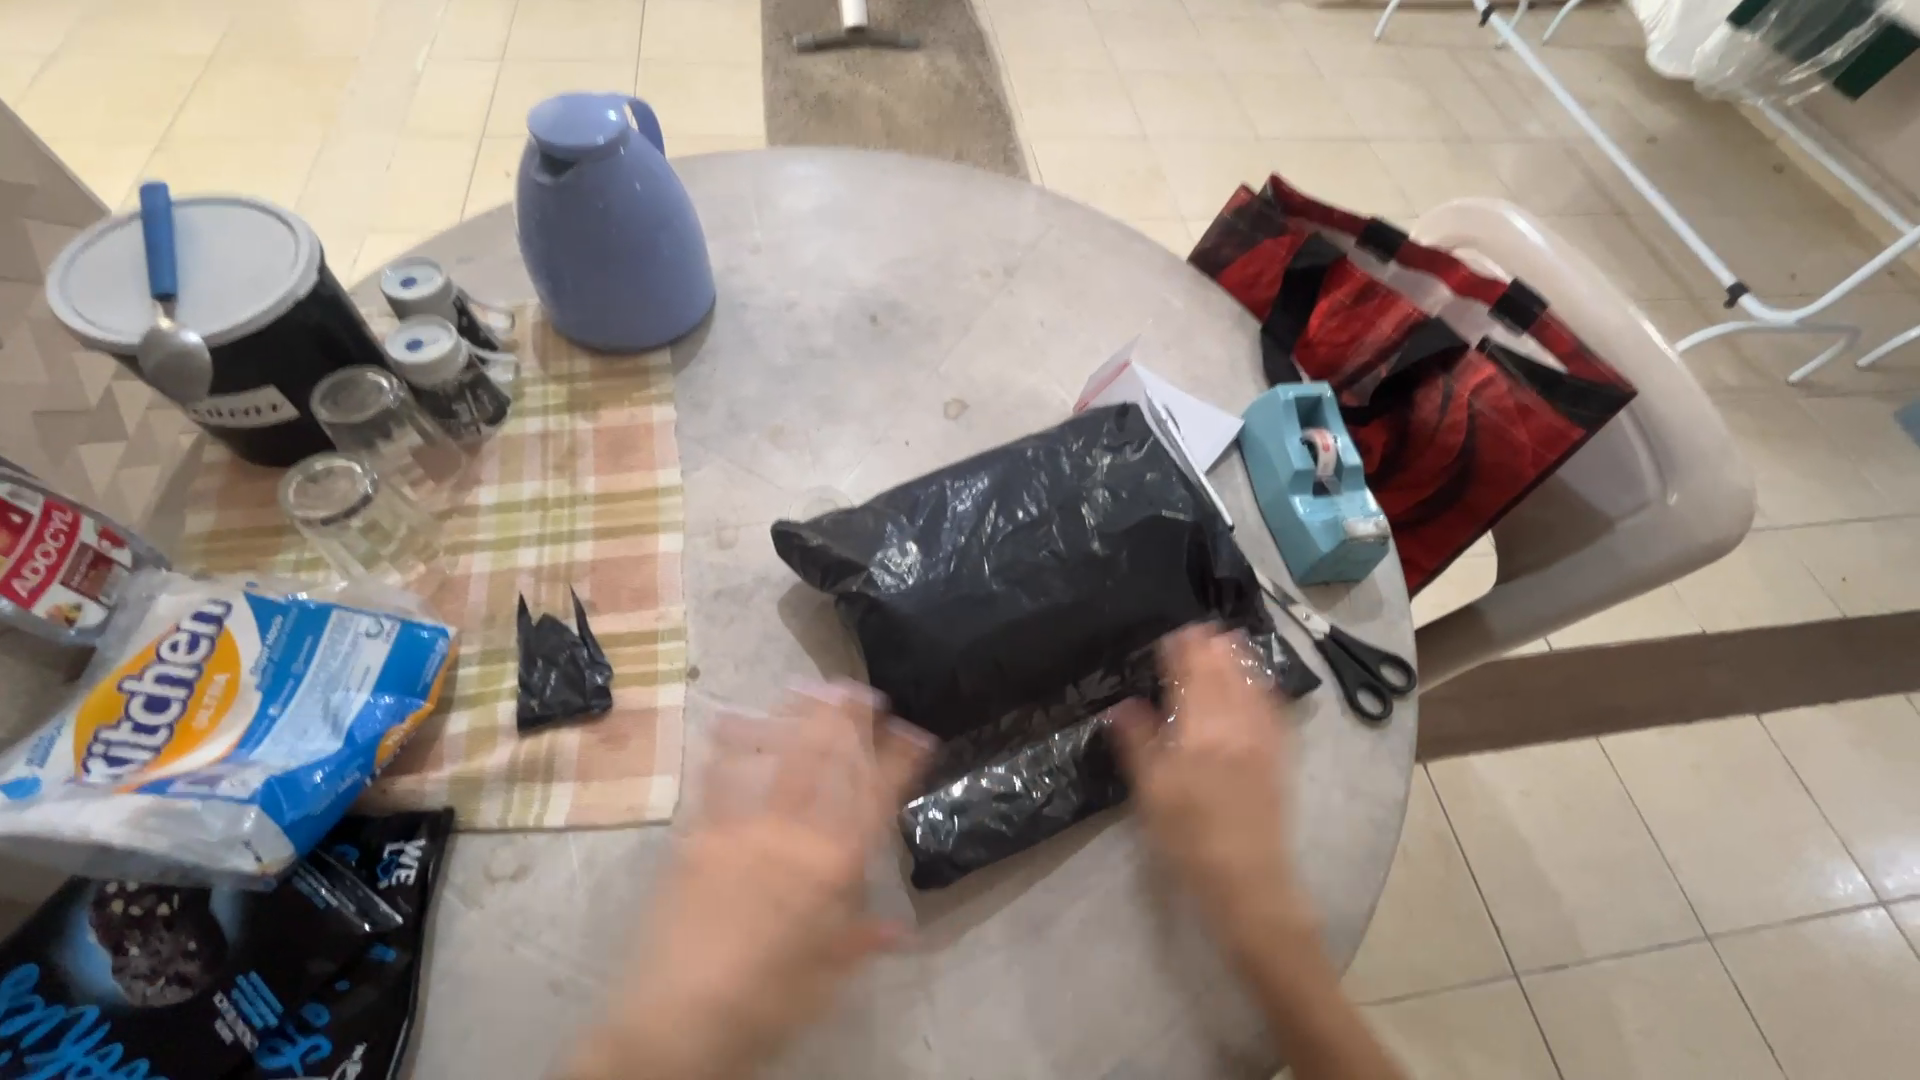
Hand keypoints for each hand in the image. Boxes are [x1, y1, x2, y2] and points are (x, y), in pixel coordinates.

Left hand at [566, 682, 933, 1079]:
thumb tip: (901, 930)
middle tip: (857, 688)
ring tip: (808, 687)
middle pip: (826, 765)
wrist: (674, 1025)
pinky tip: (727, 719)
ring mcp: (743, 831)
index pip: (876, 802)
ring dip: (795, 720)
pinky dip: (725, 747)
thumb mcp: (822, 981)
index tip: (915, 732)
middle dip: (845, 722)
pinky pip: (715, 783)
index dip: (900, 762)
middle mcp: (794, 839)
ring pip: (777, 761)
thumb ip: (859, 942)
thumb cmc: (761, 1006)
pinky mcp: (699, 837)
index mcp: (832, 871)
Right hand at [1111, 625, 1315, 953]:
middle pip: (1222, 678)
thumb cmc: (1189, 840)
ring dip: (1239, 661)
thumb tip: (1121, 705)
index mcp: (1198, 734)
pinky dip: (1265, 689)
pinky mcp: (1278, 760)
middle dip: (1211, 649)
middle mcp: (1234, 729)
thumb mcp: (1151, 794)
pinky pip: (1274, 713)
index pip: (1191, 680)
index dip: (1182, 653)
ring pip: (1250, 689)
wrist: (1248, 883)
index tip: (1174, 632)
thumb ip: (1137, 744)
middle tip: (1202, 627)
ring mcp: (1261, 743)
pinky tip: (1261, 681)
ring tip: (1229, 639)